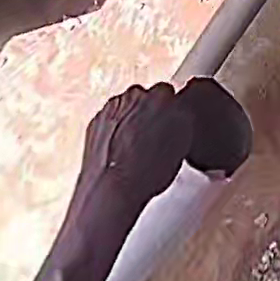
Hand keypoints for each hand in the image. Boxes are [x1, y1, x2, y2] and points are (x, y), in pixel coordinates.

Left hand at [74, 83, 193, 208]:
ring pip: (128, 105)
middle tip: (152, 135)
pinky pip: (110, 118)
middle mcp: (139, 96)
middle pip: (148, 96)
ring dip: (131, 118)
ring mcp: (117, 105)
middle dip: (150, 111)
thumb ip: (180, 123)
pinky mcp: (98, 117)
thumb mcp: (180, 148)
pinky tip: (119, 148)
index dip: (170, 111)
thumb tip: (178, 120)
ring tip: (134, 146)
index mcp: (164, 99)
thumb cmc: (146, 172)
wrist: (112, 186)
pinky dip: (114, 128)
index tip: (168, 123)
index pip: (170, 94)